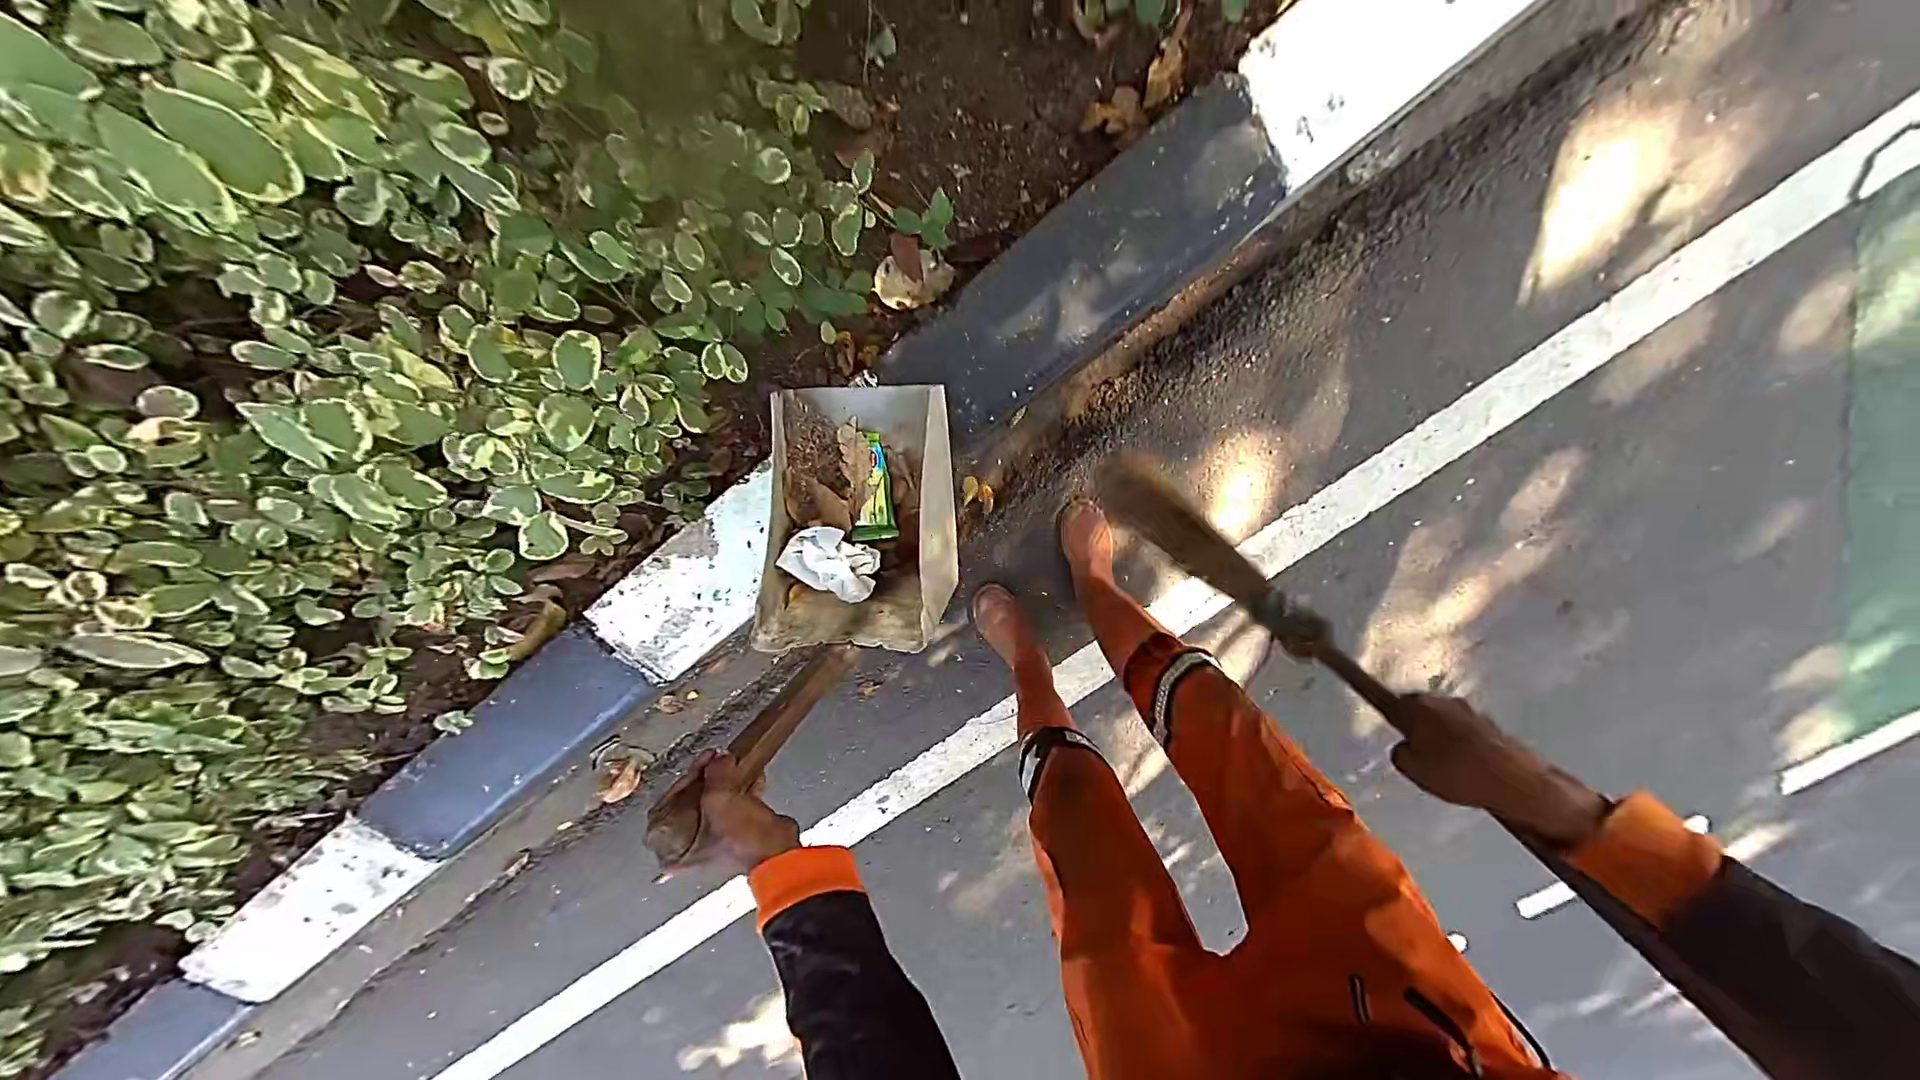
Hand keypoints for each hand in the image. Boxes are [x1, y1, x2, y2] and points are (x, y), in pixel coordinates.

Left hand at [662, 750, 800, 871]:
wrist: (778, 851)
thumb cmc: (744, 842)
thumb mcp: (721, 798)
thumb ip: (716, 773)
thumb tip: (719, 760)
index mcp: (674, 851)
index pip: (667, 806)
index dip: (685, 780)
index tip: (701, 763)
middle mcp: (691, 850)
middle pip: (691, 802)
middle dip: (708, 779)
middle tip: (716, 761)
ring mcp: (714, 843)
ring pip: (713, 803)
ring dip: (726, 782)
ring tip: (734, 765)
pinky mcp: (736, 836)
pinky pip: (732, 808)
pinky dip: (741, 791)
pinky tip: (751, 777)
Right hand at [1389, 695, 1609, 846]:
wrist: (1521, 786)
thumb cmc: (1458, 774)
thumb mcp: (1411, 769)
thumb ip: (1400, 752)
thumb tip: (1408, 746)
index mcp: (1416, 706)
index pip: (1382, 694)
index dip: (1371, 694)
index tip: (1352, 677)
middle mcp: (1441, 700)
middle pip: (1416, 708)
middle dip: (1414, 725)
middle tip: (1417, 753)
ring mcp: (1470, 711)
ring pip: (1442, 720)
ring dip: (1441, 736)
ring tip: (1448, 767)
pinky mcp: (1492, 725)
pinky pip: (1464, 731)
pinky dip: (1462, 745)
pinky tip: (1469, 768)